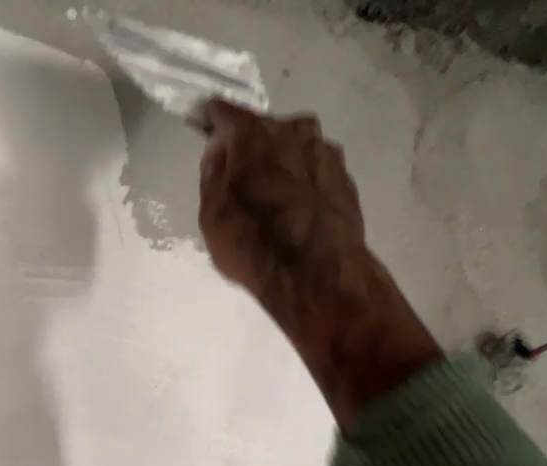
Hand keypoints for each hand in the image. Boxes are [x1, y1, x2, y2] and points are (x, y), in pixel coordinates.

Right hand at [198, 101, 444, 429]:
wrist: (317, 274)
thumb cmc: (253, 243)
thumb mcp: (211, 215)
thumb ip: (213, 175)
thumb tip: (221, 153)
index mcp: (253, 132)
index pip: (223, 111)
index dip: (209, 119)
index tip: (200, 124)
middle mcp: (293, 128)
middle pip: (264, 130)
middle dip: (250, 148)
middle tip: (239, 176)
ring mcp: (325, 151)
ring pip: (293, 150)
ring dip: (280, 166)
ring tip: (271, 200)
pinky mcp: (345, 177)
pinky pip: (313, 173)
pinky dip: (301, 184)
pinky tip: (295, 213)